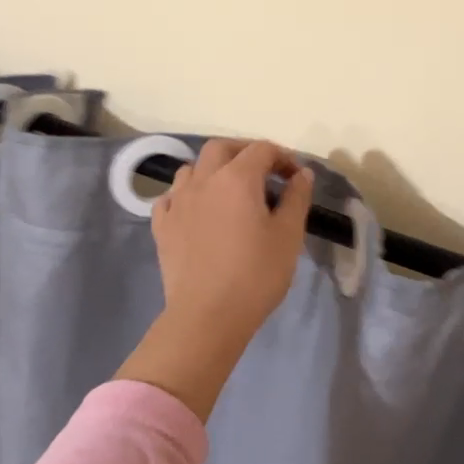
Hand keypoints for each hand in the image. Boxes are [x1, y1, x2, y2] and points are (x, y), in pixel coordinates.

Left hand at [115, 140, 313, 421]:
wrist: (207, 315)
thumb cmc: (255, 275)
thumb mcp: (288, 236)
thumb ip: (296, 199)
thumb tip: (301, 175)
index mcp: (237, 178)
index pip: (261, 149)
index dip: (283, 157)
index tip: (296, 178)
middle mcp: (202, 181)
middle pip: (221, 149)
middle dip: (244, 152)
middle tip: (263, 172)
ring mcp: (177, 202)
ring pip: (191, 169)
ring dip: (212, 171)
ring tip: (229, 191)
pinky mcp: (162, 227)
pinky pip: (171, 197)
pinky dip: (187, 195)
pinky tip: (197, 212)